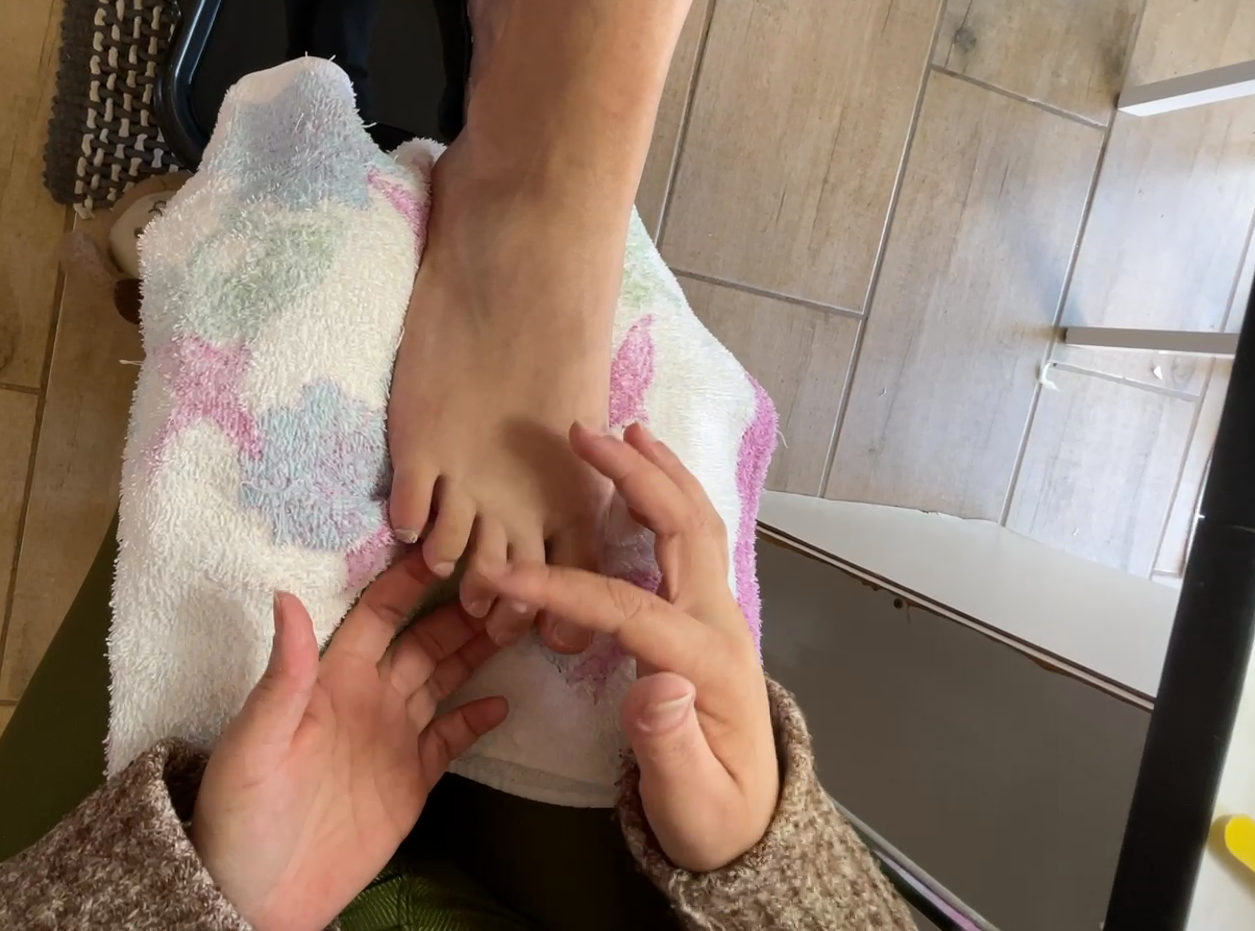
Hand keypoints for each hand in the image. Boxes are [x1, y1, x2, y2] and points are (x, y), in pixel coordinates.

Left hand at [194, 555, 509, 930]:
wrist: (257, 896)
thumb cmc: (244, 809)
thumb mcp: (258, 739)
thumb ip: (284, 673)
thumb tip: (285, 593)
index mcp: (334, 676)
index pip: (379, 613)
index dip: (408, 581)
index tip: (445, 548)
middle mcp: (370, 695)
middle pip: (424, 640)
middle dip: (460, 612)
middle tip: (502, 587)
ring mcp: (393, 736)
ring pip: (443, 679)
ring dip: (475, 653)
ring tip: (514, 625)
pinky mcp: (411, 780)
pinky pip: (449, 740)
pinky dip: (475, 721)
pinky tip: (501, 703)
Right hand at [490, 422, 778, 870]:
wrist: (753, 822)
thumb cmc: (713, 815)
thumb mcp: (690, 802)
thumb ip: (670, 747)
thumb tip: (654, 685)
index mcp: (708, 662)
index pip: (627, 606)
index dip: (562, 587)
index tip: (502, 577)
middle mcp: (719, 620)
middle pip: (684, 528)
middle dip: (634, 475)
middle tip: (587, 435)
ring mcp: (718, 608)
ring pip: (696, 520)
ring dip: (660, 470)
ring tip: (626, 431)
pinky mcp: (707, 607)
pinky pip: (693, 535)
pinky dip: (670, 494)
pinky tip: (647, 476)